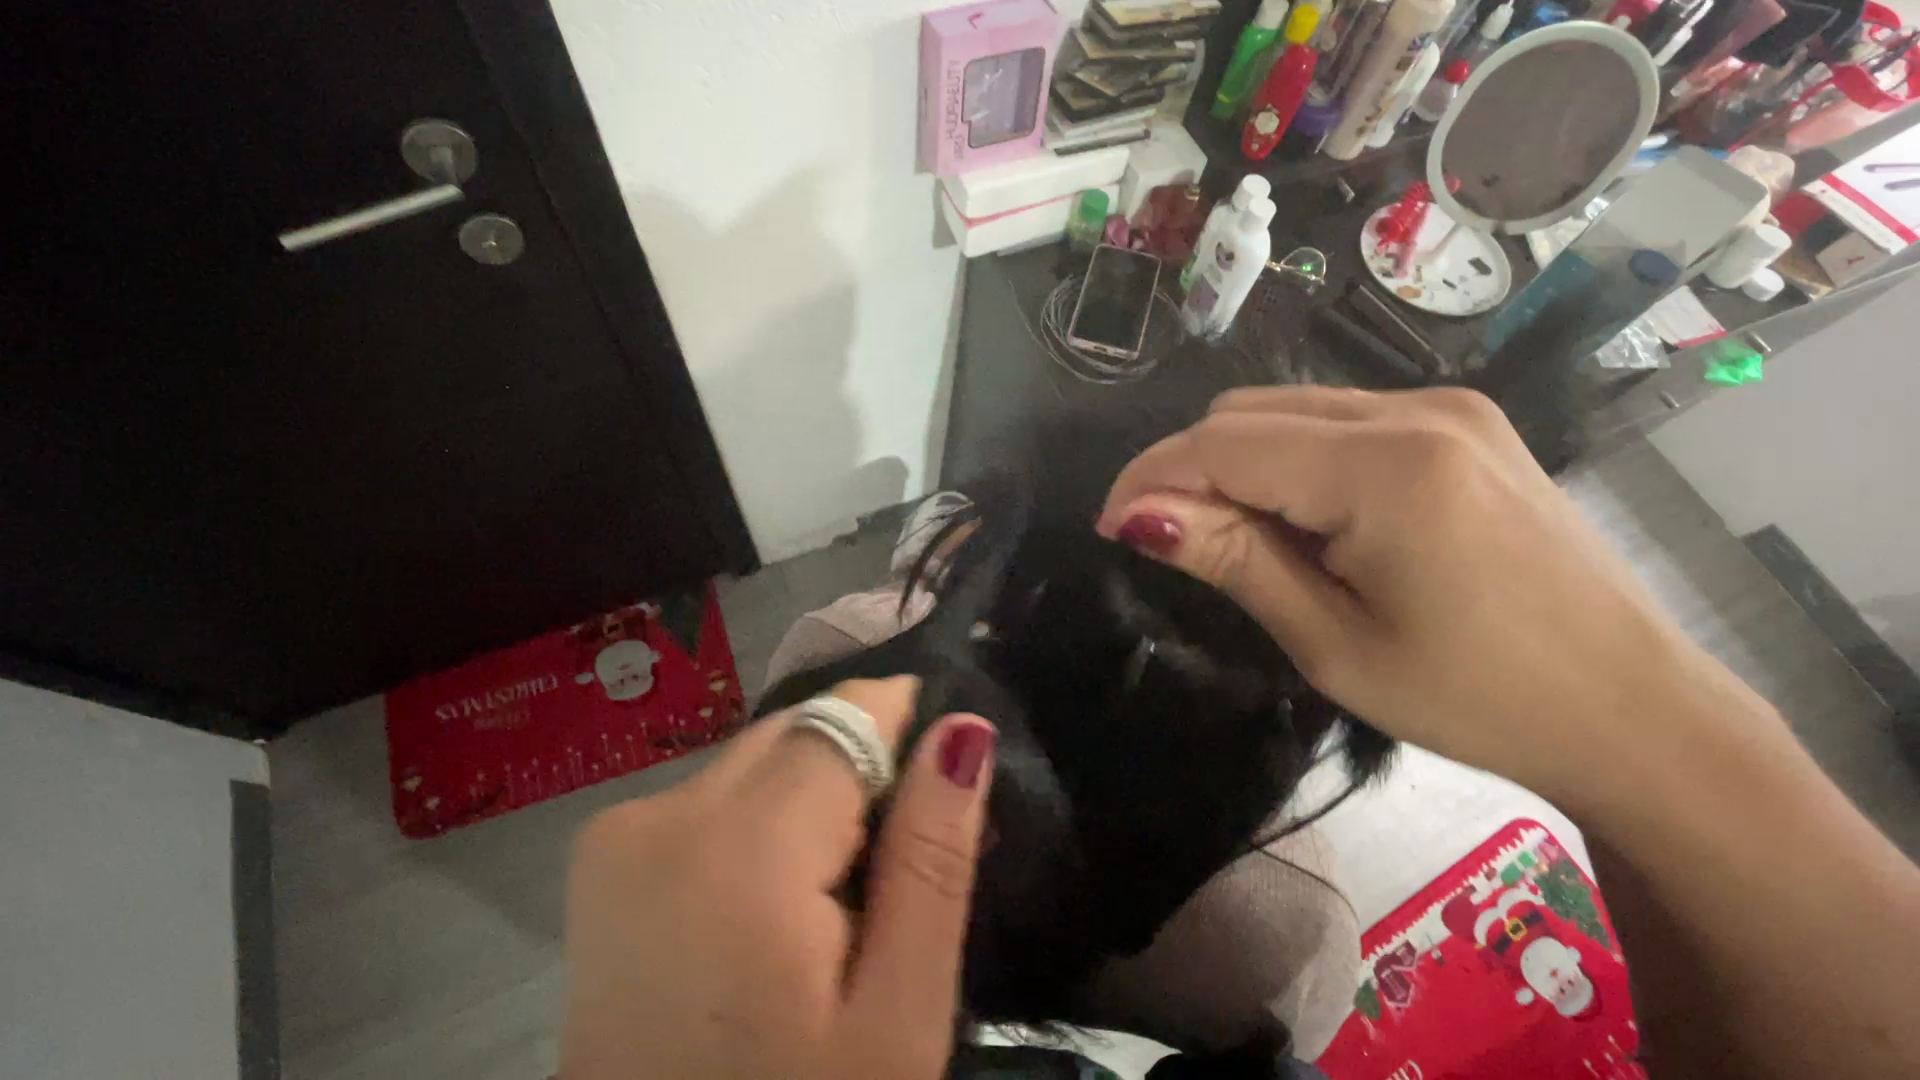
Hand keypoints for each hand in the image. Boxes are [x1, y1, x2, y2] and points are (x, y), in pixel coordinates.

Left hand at [560, 677, 996, 1079]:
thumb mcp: (895, 1014)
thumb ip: (930, 860)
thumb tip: (963, 729)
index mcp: (739, 849)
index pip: (843, 717)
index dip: (903, 729)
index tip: (939, 786)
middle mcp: (662, 813)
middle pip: (795, 733)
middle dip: (857, 774)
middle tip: (891, 874)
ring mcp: (617, 835)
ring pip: (757, 760)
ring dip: (809, 801)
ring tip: (834, 902)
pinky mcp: (600, 860)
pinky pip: (712, 795)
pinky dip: (759, 824)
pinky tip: (769, 908)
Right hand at [1096, 387, 1743, 807]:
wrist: (1636, 712)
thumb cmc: (1477, 699)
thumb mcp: (1332, 642)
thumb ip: (1233, 560)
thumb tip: (1139, 516)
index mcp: (1386, 467)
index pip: (1224, 443)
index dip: (1150, 478)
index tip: (1108, 528)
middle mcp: (1418, 410)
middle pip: (1251, 411)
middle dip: (1189, 469)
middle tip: (1171, 545)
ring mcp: (1449, 408)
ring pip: (1292, 408)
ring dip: (1238, 463)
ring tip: (1237, 542)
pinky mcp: (1465, 424)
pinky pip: (1341, 420)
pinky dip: (1292, 460)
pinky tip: (1305, 521)